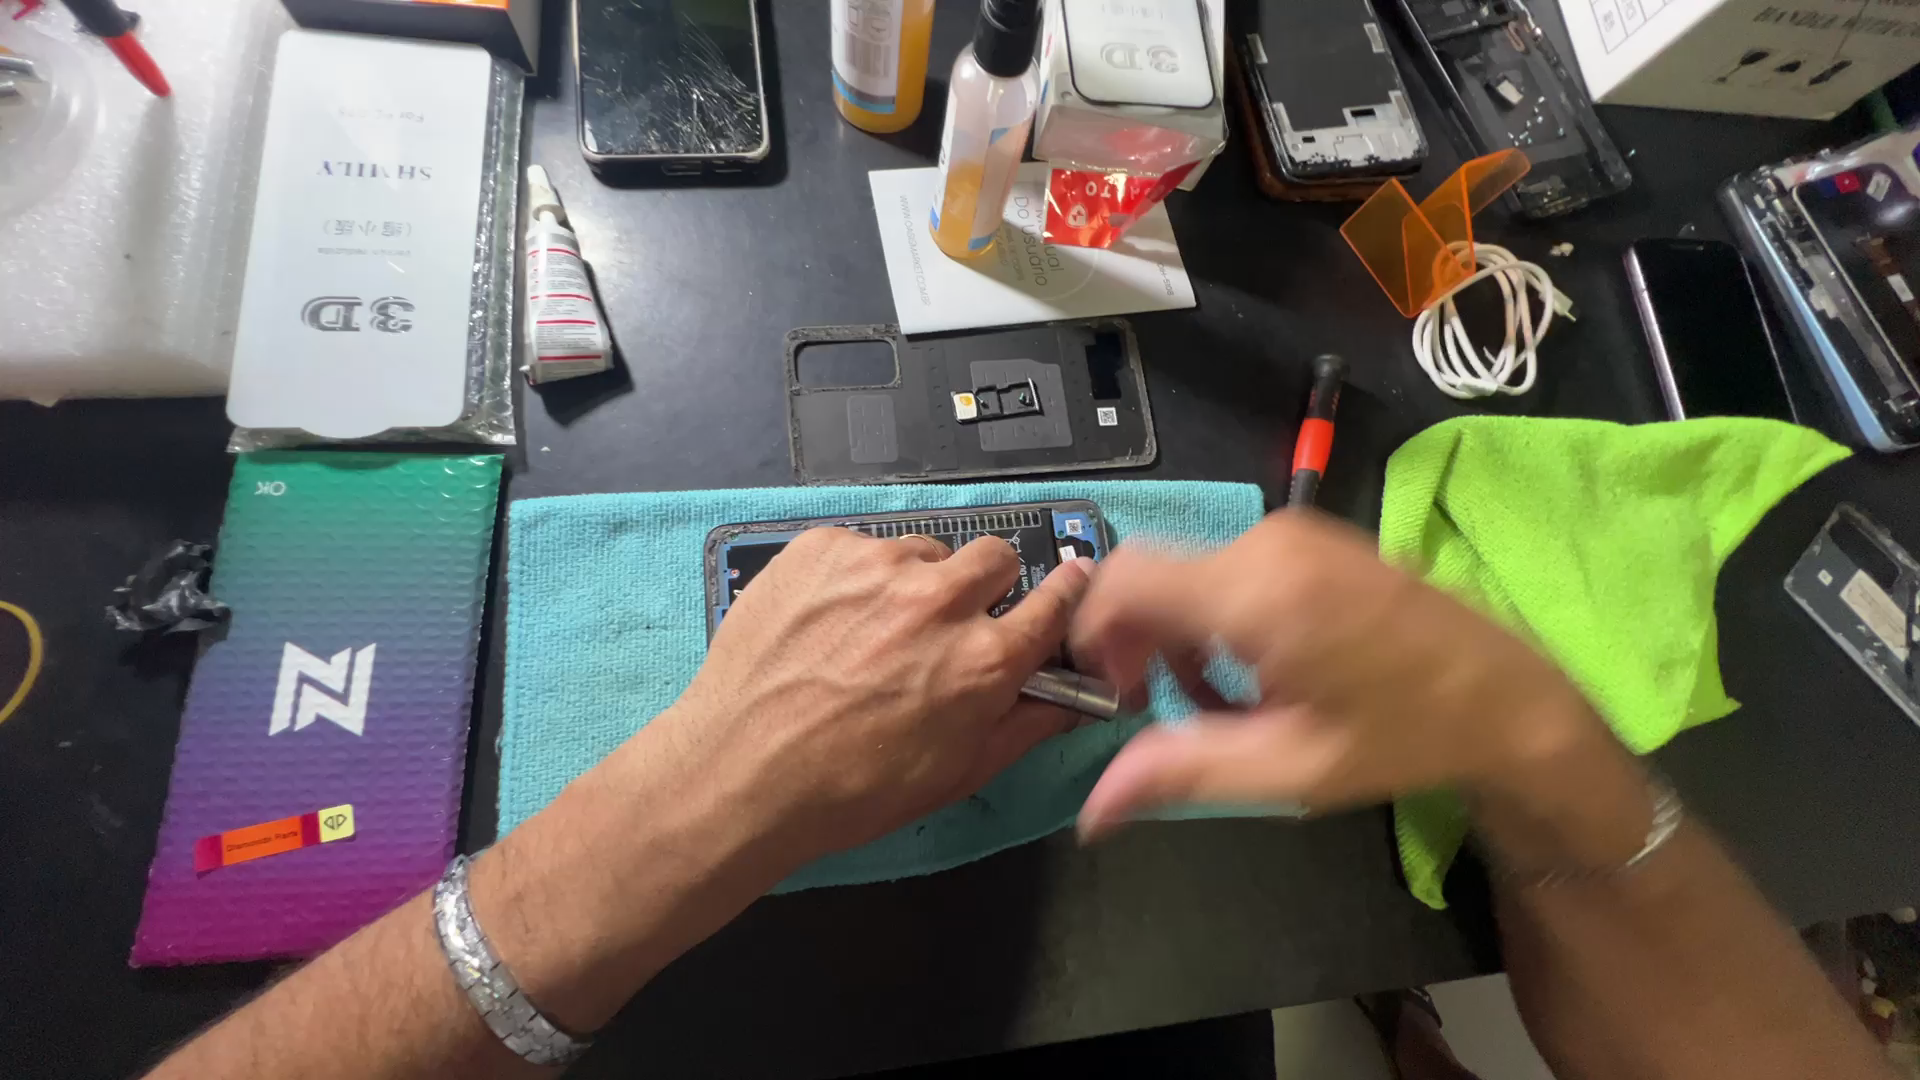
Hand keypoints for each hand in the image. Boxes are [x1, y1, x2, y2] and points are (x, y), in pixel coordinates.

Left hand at [659, 527, 1091, 862]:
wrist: (740, 772)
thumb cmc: (853, 788)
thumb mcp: (957, 772)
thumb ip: (1029, 725)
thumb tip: (1075, 696)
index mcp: (983, 658)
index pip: (1055, 601)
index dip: (1066, 592)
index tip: (1069, 582)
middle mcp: (939, 600)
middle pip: (995, 557)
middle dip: (984, 587)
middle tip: (948, 623)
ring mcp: (877, 564)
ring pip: (927, 551)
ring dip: (918, 581)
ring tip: (875, 627)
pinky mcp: (824, 547)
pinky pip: (866, 545)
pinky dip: (860, 575)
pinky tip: (831, 618)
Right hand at [1068, 511, 1627, 841]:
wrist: (1513, 698)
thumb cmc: (1404, 737)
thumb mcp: (1290, 771)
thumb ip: (1182, 774)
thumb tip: (1093, 809)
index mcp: (1257, 594)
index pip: (1124, 581)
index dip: (1094, 632)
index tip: (1111, 690)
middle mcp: (1264, 545)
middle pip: (1145, 575)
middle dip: (1131, 639)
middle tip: (1154, 701)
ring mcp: (1287, 533)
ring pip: (1179, 573)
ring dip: (1173, 633)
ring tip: (1215, 696)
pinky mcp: (1303, 538)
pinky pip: (1217, 566)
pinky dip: (1206, 613)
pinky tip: (1246, 662)